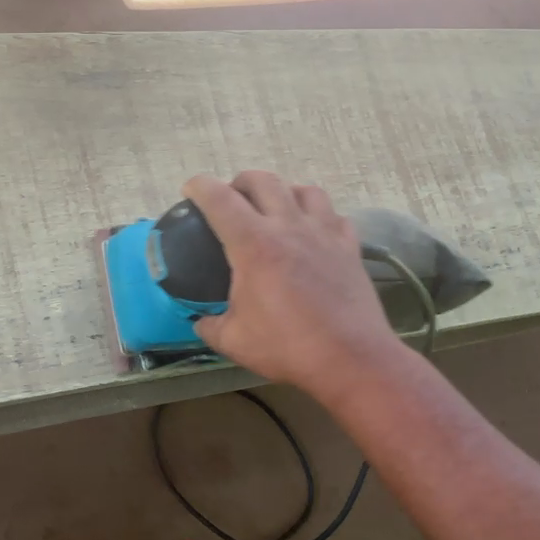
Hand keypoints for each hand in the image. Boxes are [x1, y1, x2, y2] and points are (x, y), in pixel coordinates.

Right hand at [185, 171, 407, 397]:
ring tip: (275, 208)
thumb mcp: (232, 341)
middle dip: (240, 182)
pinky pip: (334, 216)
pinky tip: (313, 232)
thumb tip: (199, 321)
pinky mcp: (349, 248)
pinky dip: (320, 216)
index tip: (190, 190)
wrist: (350, 358)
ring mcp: (324, 234)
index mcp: (253, 244)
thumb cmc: (286, 347)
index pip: (219, 199)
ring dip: (284, 191)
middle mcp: (289, 227)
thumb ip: (209, 326)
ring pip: (304, 190)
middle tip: (231, 199)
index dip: (199, 187)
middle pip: (263, 180)